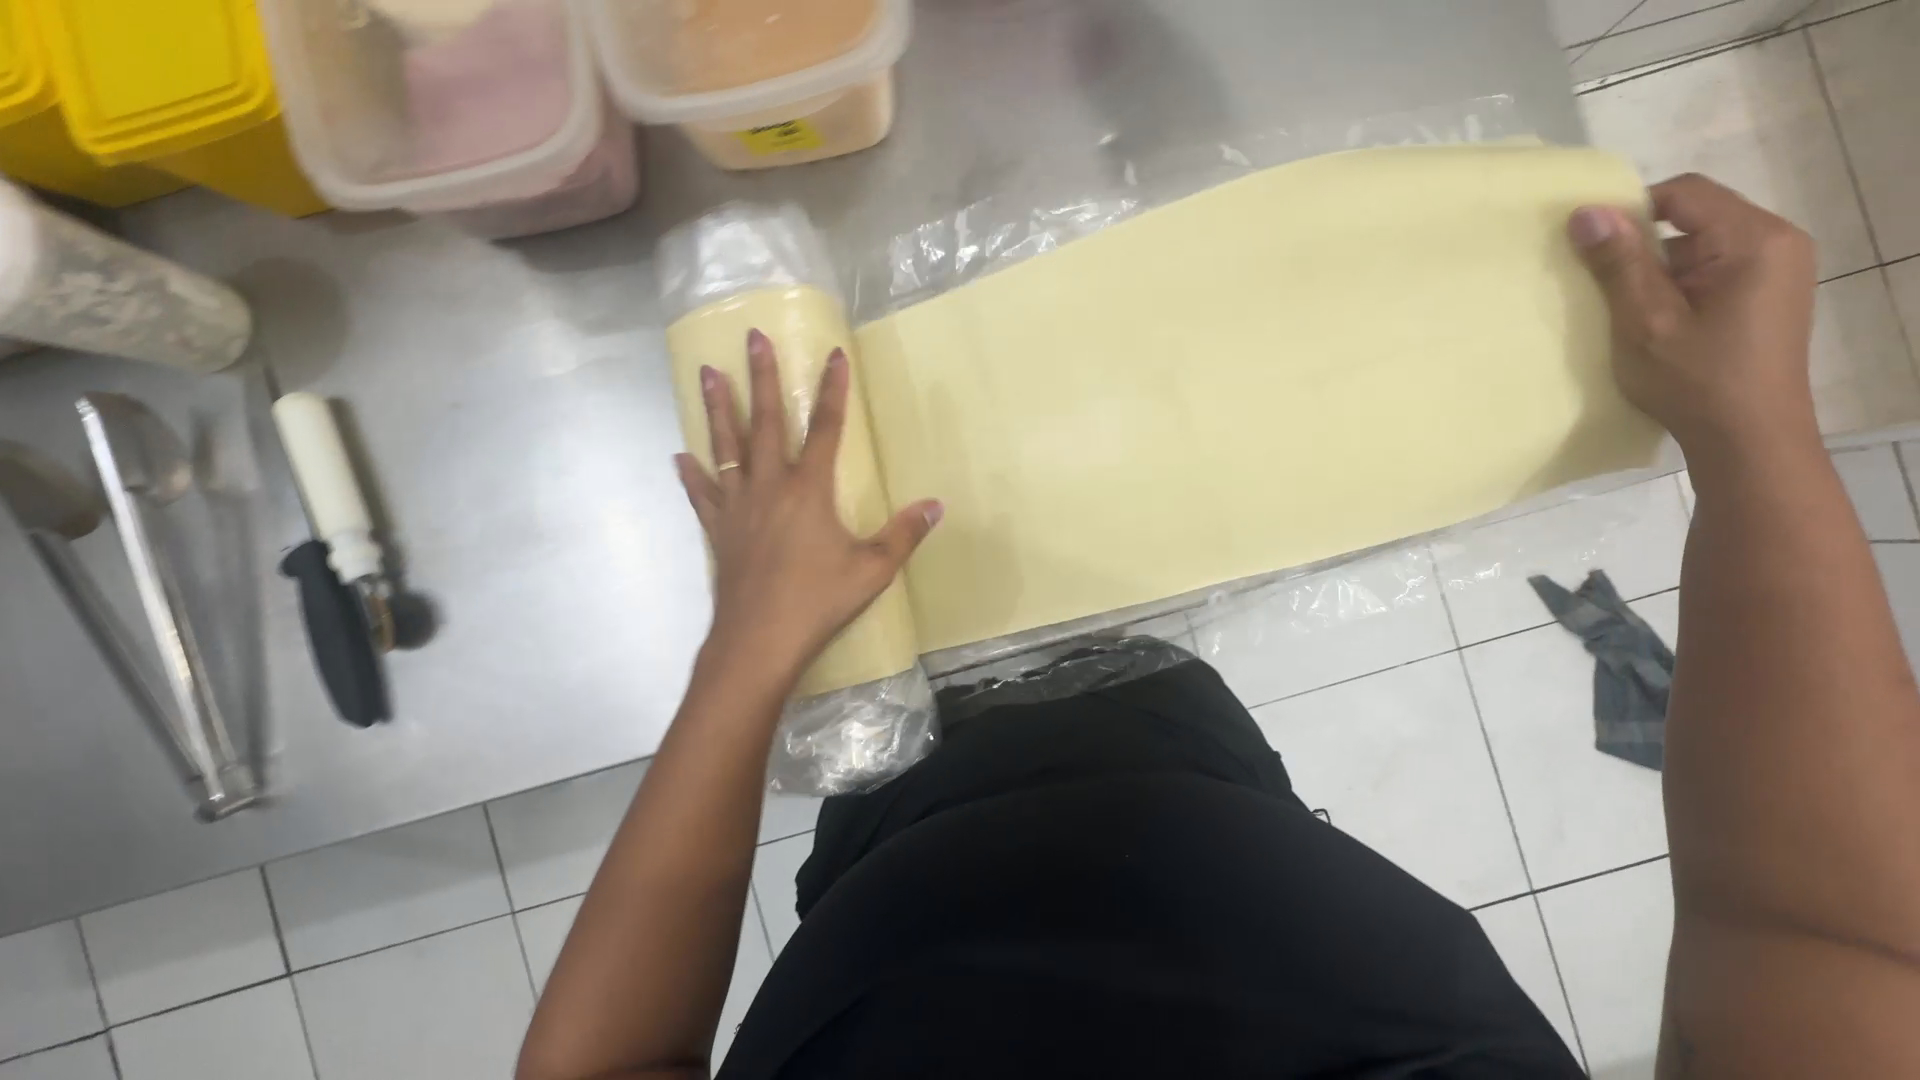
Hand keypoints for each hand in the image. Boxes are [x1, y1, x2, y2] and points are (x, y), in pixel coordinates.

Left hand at [676, 329, 942, 687]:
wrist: (759, 639)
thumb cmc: (818, 601)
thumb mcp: (872, 569)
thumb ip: (904, 534)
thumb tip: (936, 505)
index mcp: (809, 489)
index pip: (825, 428)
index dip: (832, 390)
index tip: (833, 354)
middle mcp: (769, 486)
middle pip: (765, 421)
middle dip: (761, 376)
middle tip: (751, 337)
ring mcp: (737, 507)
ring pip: (725, 447)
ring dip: (717, 408)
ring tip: (707, 372)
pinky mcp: (718, 530)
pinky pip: (702, 494)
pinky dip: (691, 474)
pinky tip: (680, 457)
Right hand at [1569, 173, 1818, 451]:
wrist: (1748, 436)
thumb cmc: (1695, 379)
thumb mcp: (1645, 321)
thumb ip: (1619, 263)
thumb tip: (1586, 211)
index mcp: (1754, 240)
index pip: (1685, 193)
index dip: (1631, 209)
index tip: (1589, 245)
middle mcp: (1777, 242)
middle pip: (1696, 216)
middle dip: (1643, 243)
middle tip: (1599, 281)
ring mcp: (1778, 269)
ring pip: (1701, 245)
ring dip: (1657, 268)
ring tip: (1624, 306)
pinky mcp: (1768, 294)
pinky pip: (1715, 269)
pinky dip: (1677, 284)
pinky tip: (1655, 318)